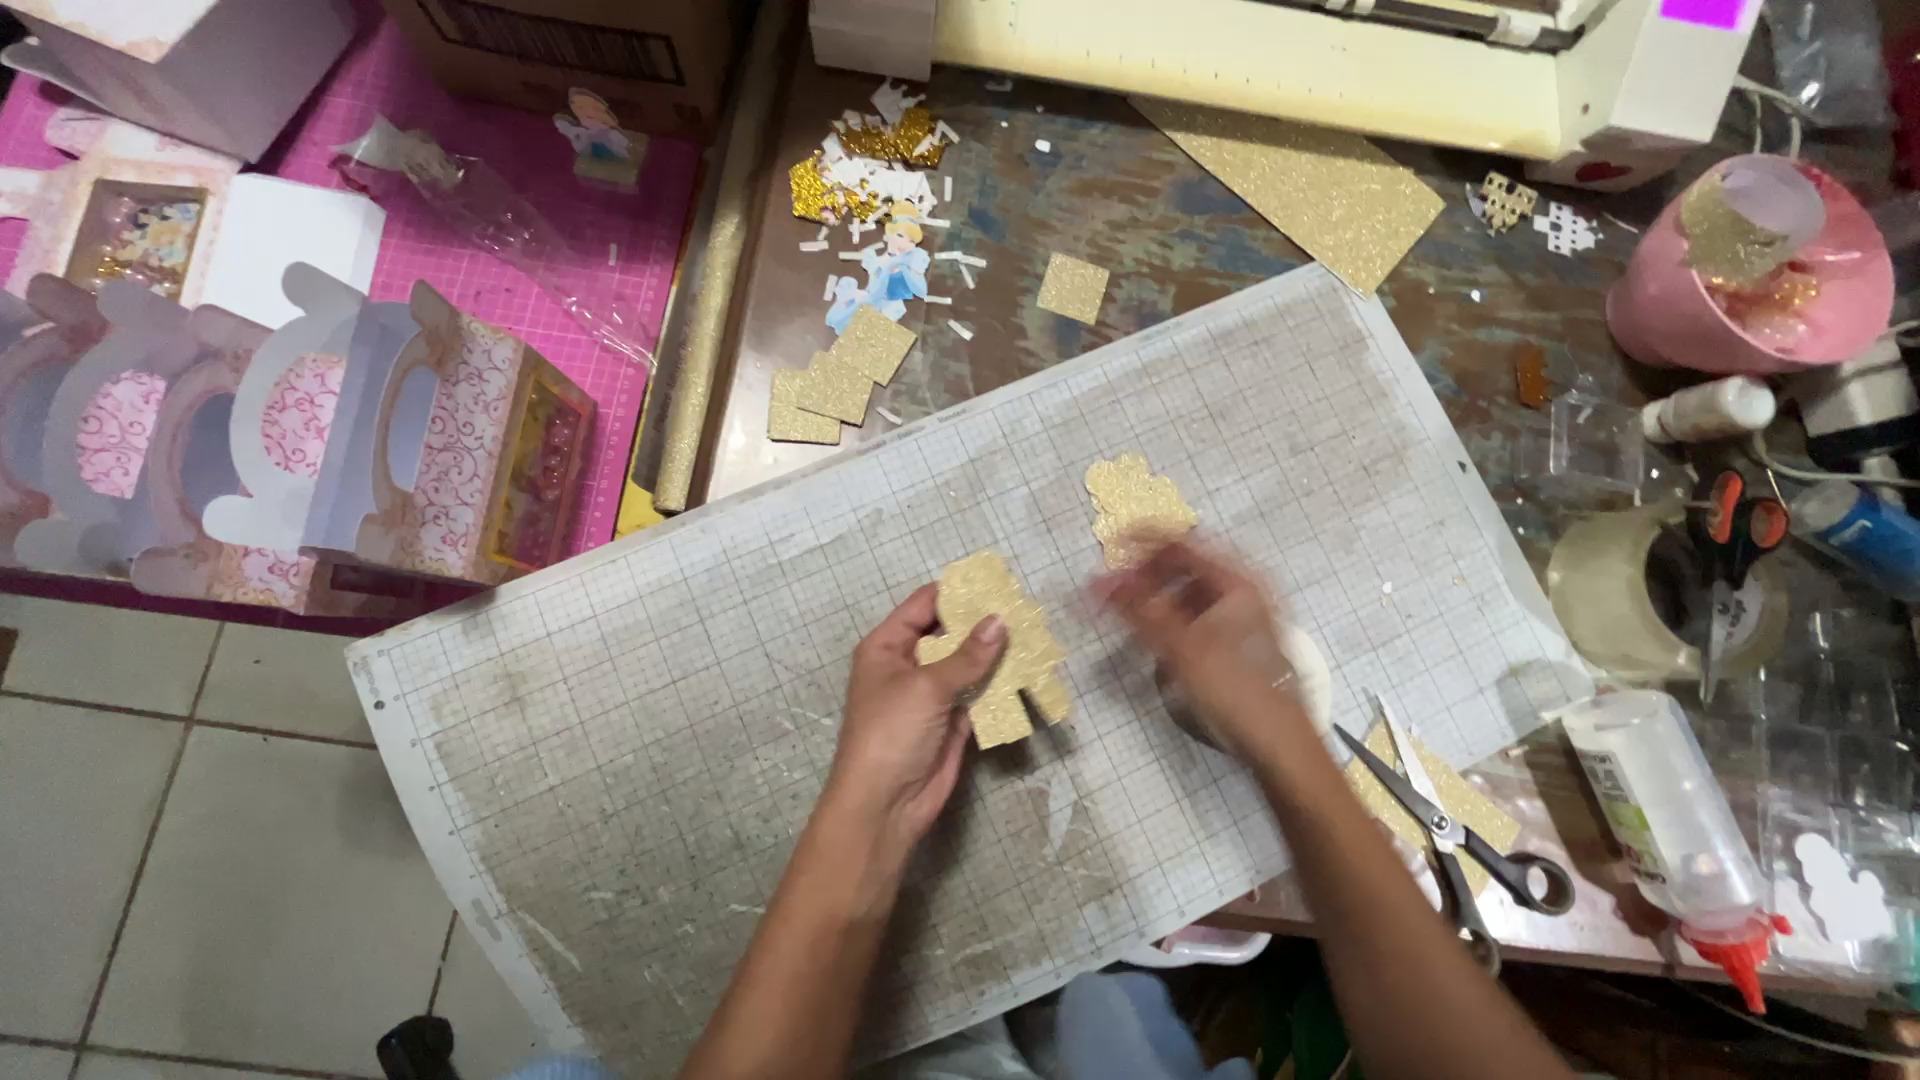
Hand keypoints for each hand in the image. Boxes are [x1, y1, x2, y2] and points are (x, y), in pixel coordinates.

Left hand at [822, 584, 1006, 854]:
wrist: (885, 805)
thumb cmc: (891, 733)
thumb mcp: (926, 687)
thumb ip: (967, 655)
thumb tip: (1001, 620)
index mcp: (888, 646)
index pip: (924, 605)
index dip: (957, 592)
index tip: (996, 582)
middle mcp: (909, 664)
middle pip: (950, 632)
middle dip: (983, 622)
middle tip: (1024, 608)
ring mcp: (932, 693)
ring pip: (968, 663)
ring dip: (997, 654)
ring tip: (1035, 635)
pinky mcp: (953, 720)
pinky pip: (980, 693)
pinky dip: (1001, 685)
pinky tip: (1029, 672)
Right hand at [1093, 535, 1305, 759]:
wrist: (1278, 742)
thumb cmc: (1234, 688)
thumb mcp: (1181, 646)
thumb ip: (1137, 610)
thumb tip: (1097, 582)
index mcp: (1237, 581)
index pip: (1180, 545)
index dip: (1141, 545)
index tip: (1108, 552)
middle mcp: (1243, 591)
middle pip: (1183, 569)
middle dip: (1144, 577)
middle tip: (1111, 590)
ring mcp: (1242, 618)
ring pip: (1187, 595)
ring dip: (1154, 601)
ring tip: (1126, 617)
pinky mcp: (1236, 643)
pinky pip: (1194, 618)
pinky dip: (1169, 621)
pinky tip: (1152, 640)